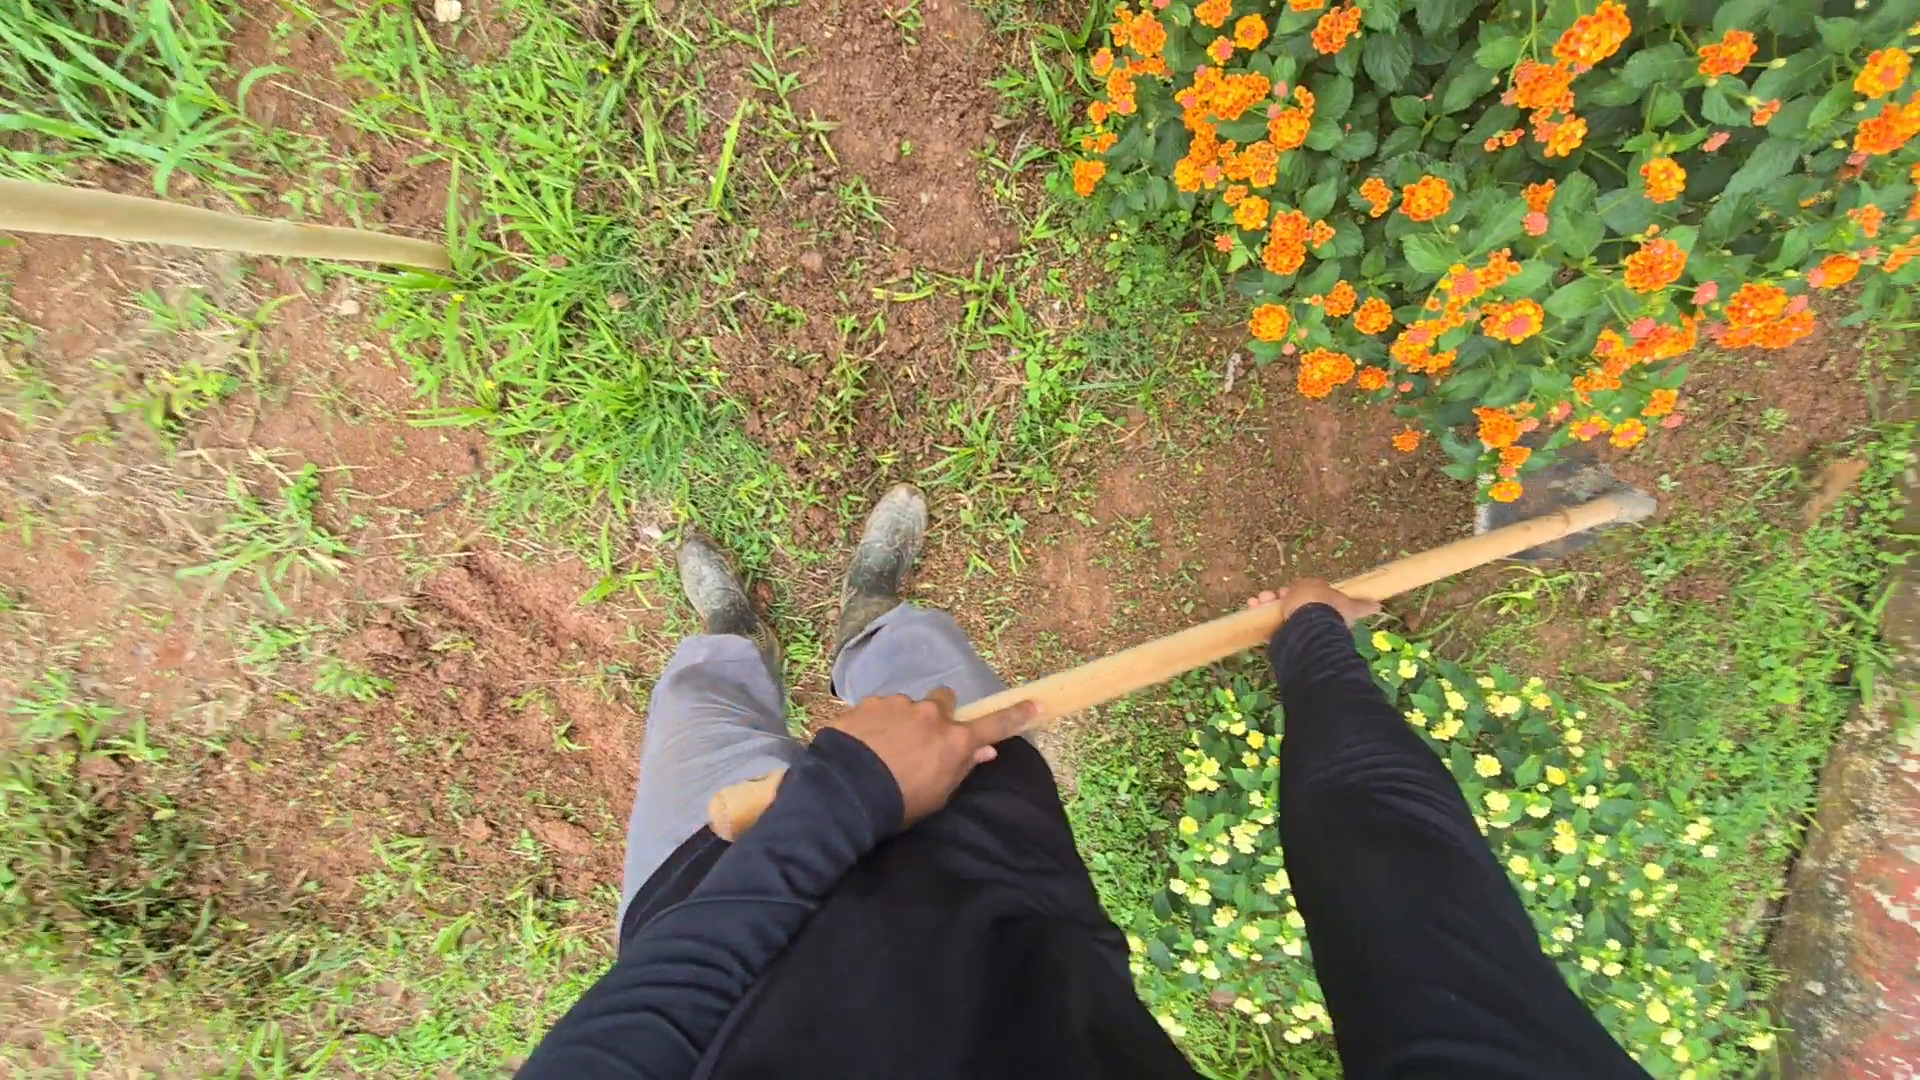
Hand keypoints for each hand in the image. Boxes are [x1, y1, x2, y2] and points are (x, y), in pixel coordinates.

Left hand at [825, 688, 1040, 827]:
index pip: (995, 724)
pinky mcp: (870, 703)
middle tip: (920, 737)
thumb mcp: (937, 797)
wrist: (844, 793)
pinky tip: (860, 744)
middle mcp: (932, 715)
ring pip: (908, 706)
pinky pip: (879, 709)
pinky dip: (874, 724)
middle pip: (945, 700)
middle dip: (938, 713)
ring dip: (901, 721)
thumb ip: (961, 768)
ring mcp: (899, 705)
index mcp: (954, 741)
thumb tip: (984, 752)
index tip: (1036, 703)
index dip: (1017, 715)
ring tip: (880, 748)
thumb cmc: (898, 805)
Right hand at [1247, 578, 1381, 626]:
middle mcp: (1319, 622)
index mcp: (1335, 608)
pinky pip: (1272, 627)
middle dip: (1280, 598)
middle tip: (1269, 595)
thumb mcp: (1329, 591)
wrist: (1303, 625)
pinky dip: (1261, 618)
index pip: (1321, 599)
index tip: (1289, 589)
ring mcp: (1300, 631)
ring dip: (1267, 605)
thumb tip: (1377, 606)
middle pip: (1297, 606)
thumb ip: (1348, 598)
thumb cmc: (1316, 603)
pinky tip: (1251, 609)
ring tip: (1256, 601)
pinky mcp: (1285, 641)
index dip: (1303, 592)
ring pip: (1282, 615)